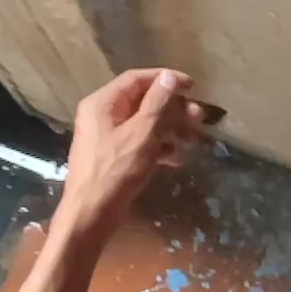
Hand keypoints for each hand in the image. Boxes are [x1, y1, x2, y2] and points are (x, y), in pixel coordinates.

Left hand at [55, 68, 202, 242]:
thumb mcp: (142, 134)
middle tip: (199, 119)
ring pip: (144, 125)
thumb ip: (158, 104)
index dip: (166, 80)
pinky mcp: (113, 158)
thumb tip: (170, 77)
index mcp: (103, 103)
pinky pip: (139, 144)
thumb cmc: (116, 171)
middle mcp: (102, 115)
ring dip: (170, 129)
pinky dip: (159, 147)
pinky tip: (177, 158)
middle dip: (173, 109)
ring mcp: (107, 138)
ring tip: (193, 140)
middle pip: (143, 103)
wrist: (91, 213)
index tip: (193, 87)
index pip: (137, 79)